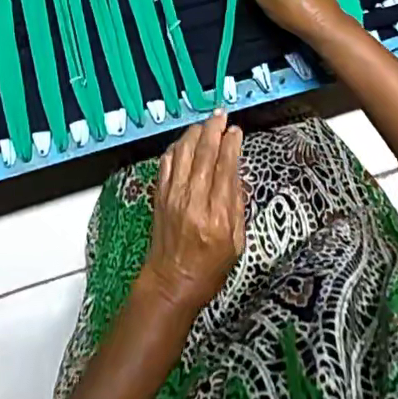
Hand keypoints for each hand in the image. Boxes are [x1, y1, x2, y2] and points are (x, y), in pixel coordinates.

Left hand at [138, 110, 244, 315]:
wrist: (171, 284)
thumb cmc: (209, 269)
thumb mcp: (236, 243)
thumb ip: (237, 204)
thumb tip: (236, 171)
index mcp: (217, 216)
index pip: (226, 167)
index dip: (231, 144)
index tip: (236, 131)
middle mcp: (193, 200)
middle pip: (204, 153)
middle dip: (214, 129)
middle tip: (221, 115)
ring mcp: (173, 196)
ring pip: (183, 152)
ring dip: (195, 133)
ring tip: (206, 123)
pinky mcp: (159, 195)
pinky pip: (167, 161)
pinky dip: (177, 147)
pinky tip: (185, 141)